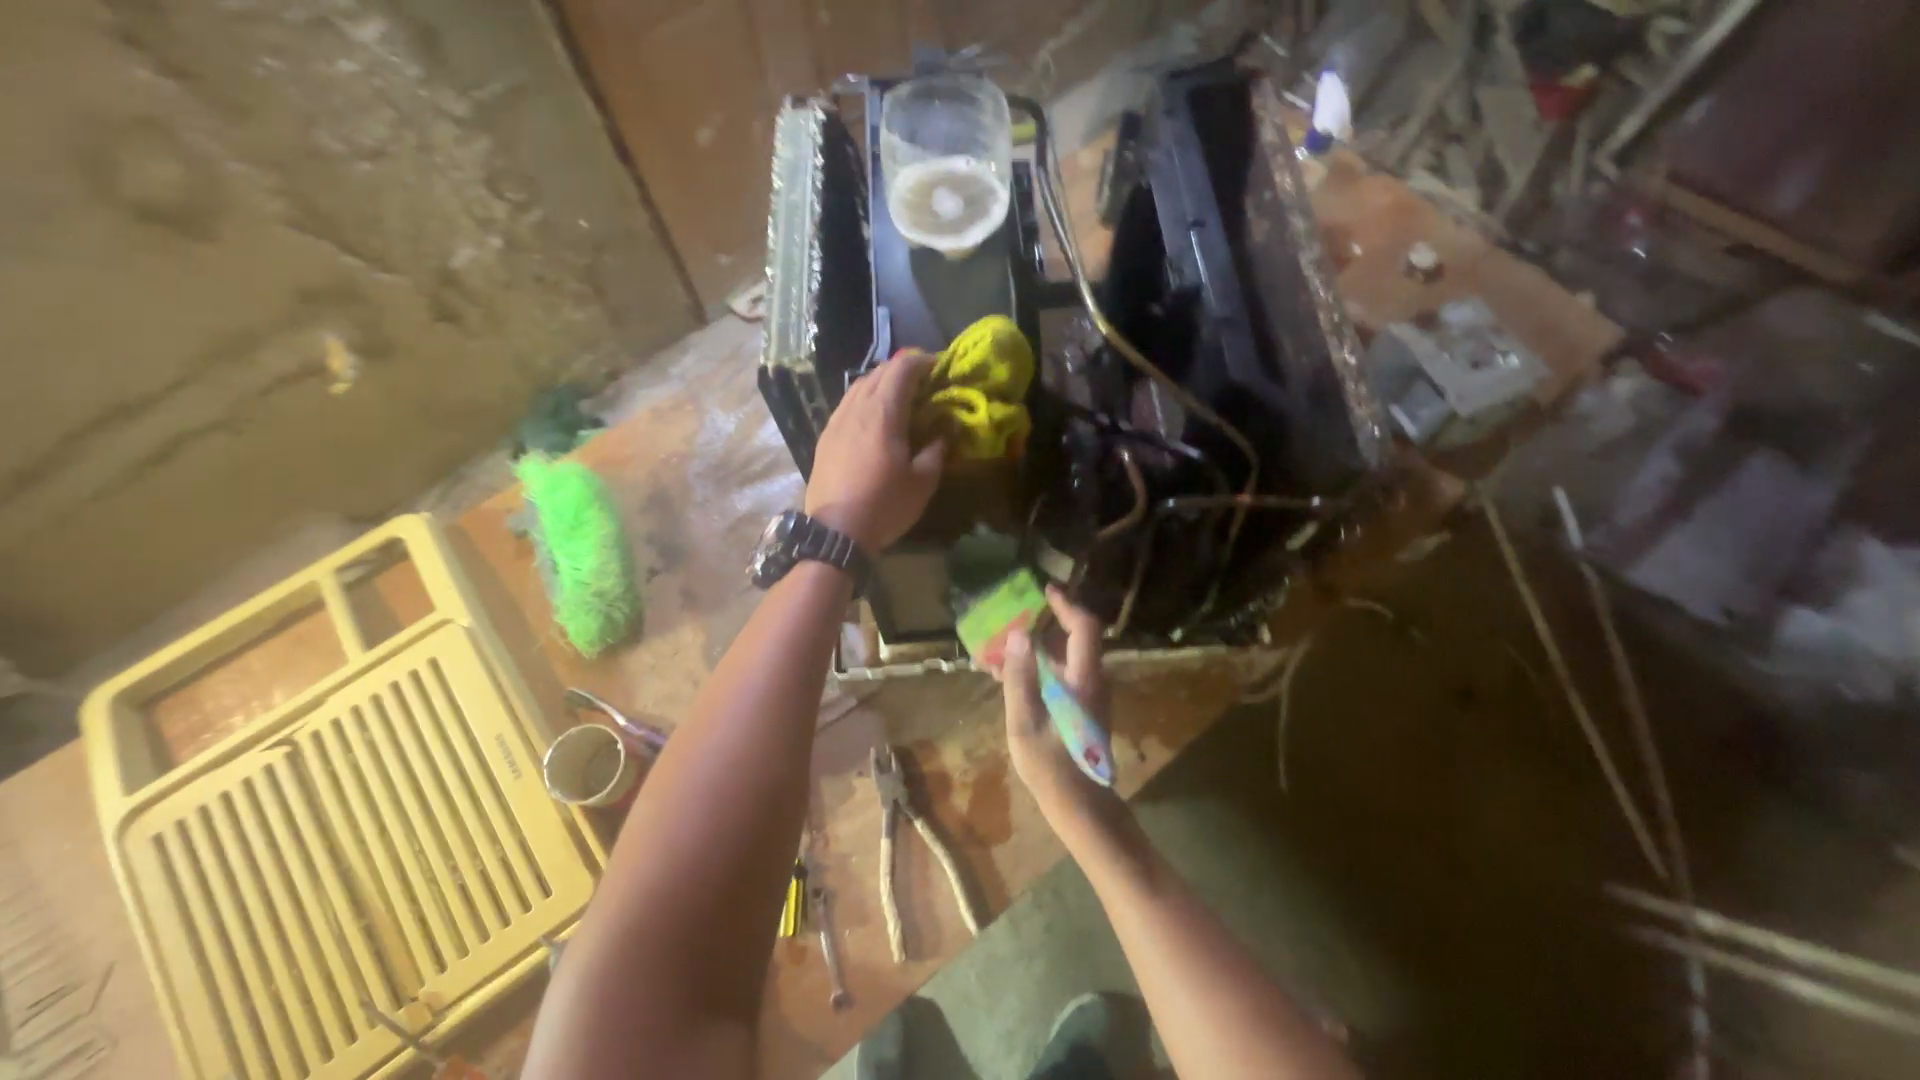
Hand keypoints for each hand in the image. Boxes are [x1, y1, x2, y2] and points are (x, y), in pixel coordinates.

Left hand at [804, 351, 944, 551]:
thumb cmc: (885, 505)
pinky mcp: (825, 437)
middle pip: (879, 372)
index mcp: (883, 411)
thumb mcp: (923, 481)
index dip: (923, 361)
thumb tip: (944, 431)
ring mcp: (836, 421)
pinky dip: (865, 401)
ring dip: (882, 384)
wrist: (836, 532)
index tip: (940, 368)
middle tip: (925, 385)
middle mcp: (856, 407)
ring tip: (900, 401)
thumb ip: (937, 449)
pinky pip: (847, 405)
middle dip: (904, 370)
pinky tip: (874, 421)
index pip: (902, 367)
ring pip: (859, 386)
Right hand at [994, 587, 1113, 814]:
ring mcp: (1091, 697)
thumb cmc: (1052, 768)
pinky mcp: (1084, 710)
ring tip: (1000, 651)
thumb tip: (1020, 634)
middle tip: (1011, 620)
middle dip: (1044, 625)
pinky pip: (1064, 676)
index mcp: (1084, 681)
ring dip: (1038, 649)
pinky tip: (1011, 678)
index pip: (1084, 628)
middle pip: (1076, 639)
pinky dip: (1040, 668)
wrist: (1082, 807)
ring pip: (1067, 659)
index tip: (1044, 591)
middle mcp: (1093, 682)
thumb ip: (1021, 677)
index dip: (1066, 605)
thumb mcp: (1025, 723)